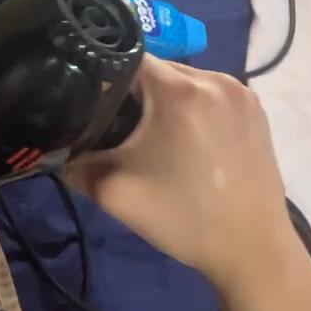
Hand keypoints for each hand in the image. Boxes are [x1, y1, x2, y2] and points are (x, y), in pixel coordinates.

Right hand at [65, 57, 301, 294]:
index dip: (101, 75)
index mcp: (180, 90)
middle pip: (156, 68)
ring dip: (162, 99)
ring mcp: (241, 94)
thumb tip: (54, 145)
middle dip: (132, 91)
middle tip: (116, 128)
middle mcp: (215, 79)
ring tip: (150, 136)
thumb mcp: (112, 192)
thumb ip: (73, 161)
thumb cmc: (184, 218)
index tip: (88, 101)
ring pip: (183, 80)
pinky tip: (183, 140)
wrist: (254, 254)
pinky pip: (208, 94)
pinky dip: (190, 108)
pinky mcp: (256, 111)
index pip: (125, 57)